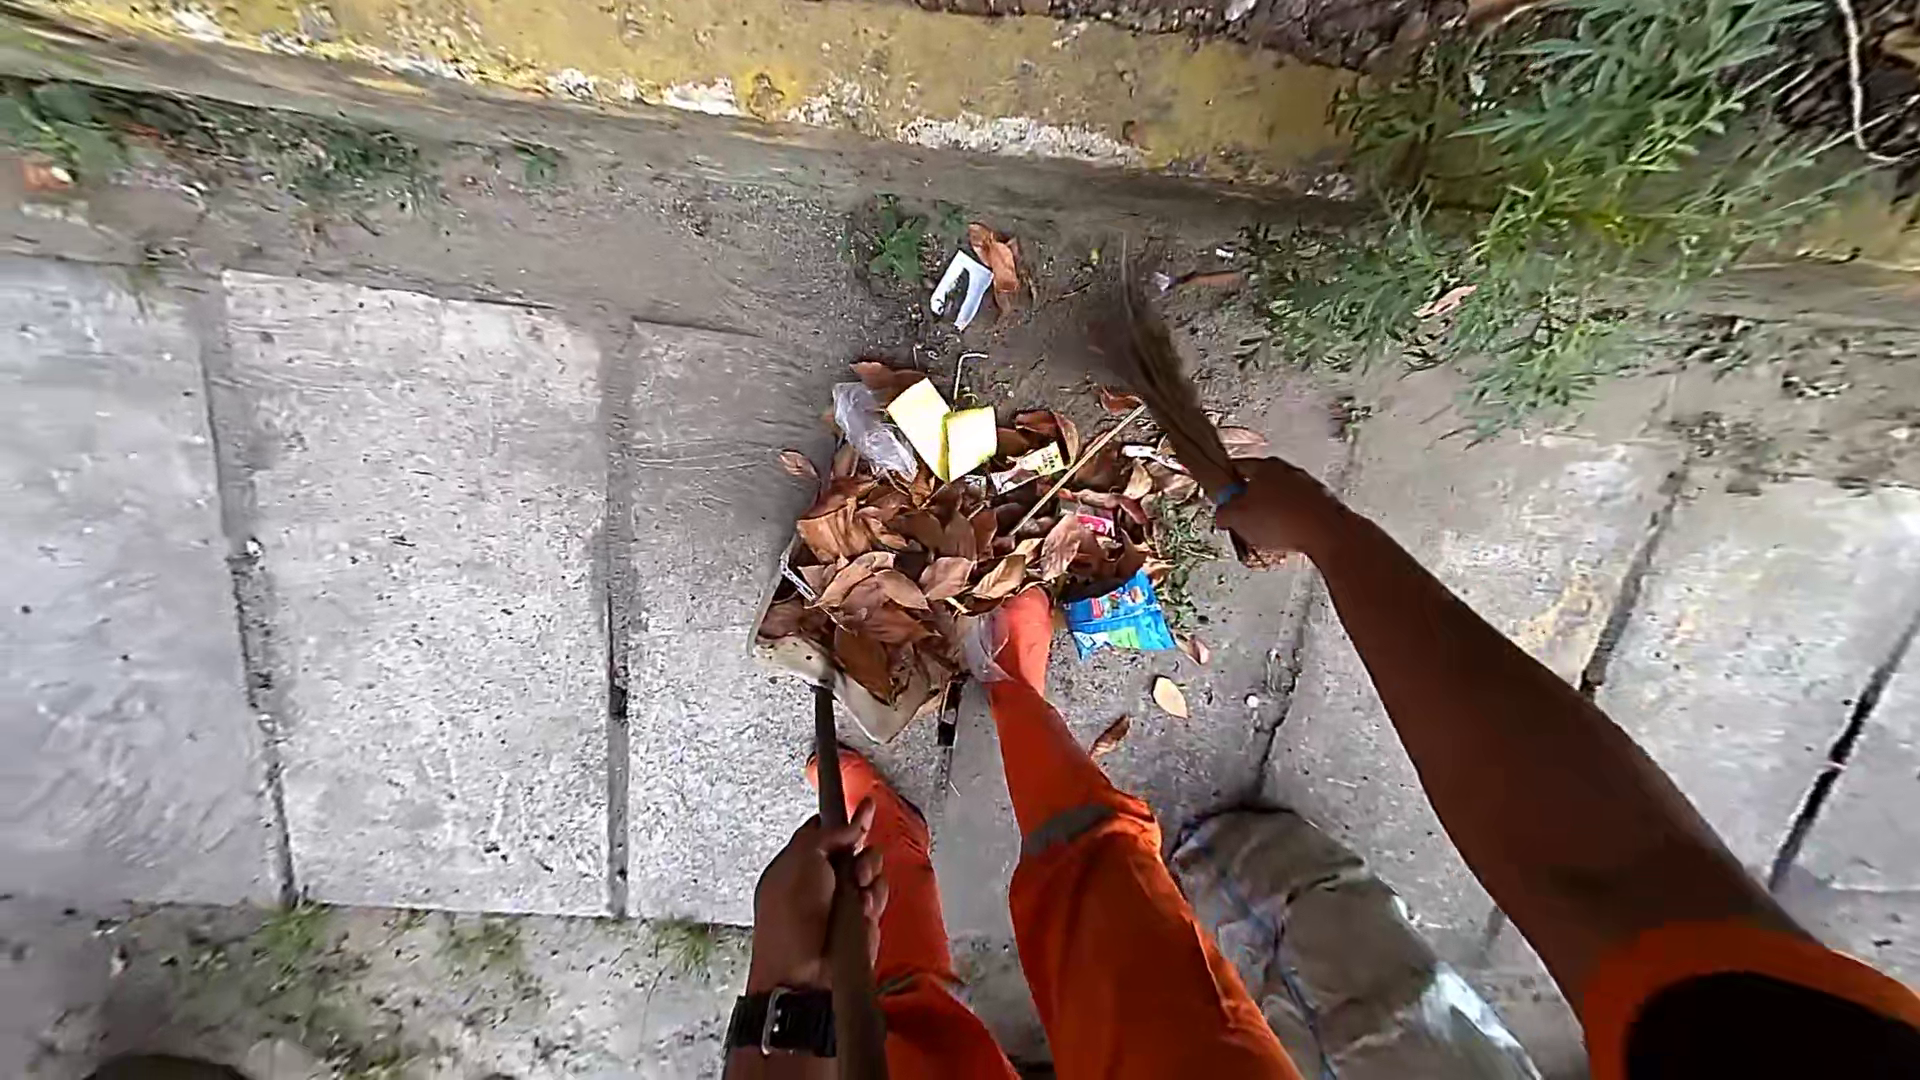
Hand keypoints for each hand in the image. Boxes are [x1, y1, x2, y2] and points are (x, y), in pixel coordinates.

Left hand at [747, 797, 887, 992]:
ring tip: (858, 883)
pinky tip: (863, 906)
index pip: (823, 831)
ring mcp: (842, 900)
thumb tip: (850, 826)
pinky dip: (873, 897)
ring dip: (868, 870)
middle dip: (860, 844)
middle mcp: (820, 880)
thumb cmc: (791, 917)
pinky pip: (878, 892)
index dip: (842, 819)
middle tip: (858, 852)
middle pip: (853, 845)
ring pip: (870, 866)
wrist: (806, 975)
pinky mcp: (862, 918)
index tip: (862, 806)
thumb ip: (826, 834)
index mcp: (796, 865)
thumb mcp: (801, 859)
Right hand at [1215, 457, 1347, 559]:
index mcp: (1265, 466)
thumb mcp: (1235, 518)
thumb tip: (1222, 514)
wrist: (1326, 534)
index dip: (1225, 485)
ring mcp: (1308, 485)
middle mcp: (1288, 470)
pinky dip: (1289, 522)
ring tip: (1263, 533)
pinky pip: (1297, 511)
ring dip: (1269, 513)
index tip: (1221, 498)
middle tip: (1240, 520)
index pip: (1236, 468)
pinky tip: (1285, 536)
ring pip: (1279, 498)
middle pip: (1259, 483)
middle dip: (1248, 502)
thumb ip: (1222, 512)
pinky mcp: (1323, 503)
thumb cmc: (1281, 520)